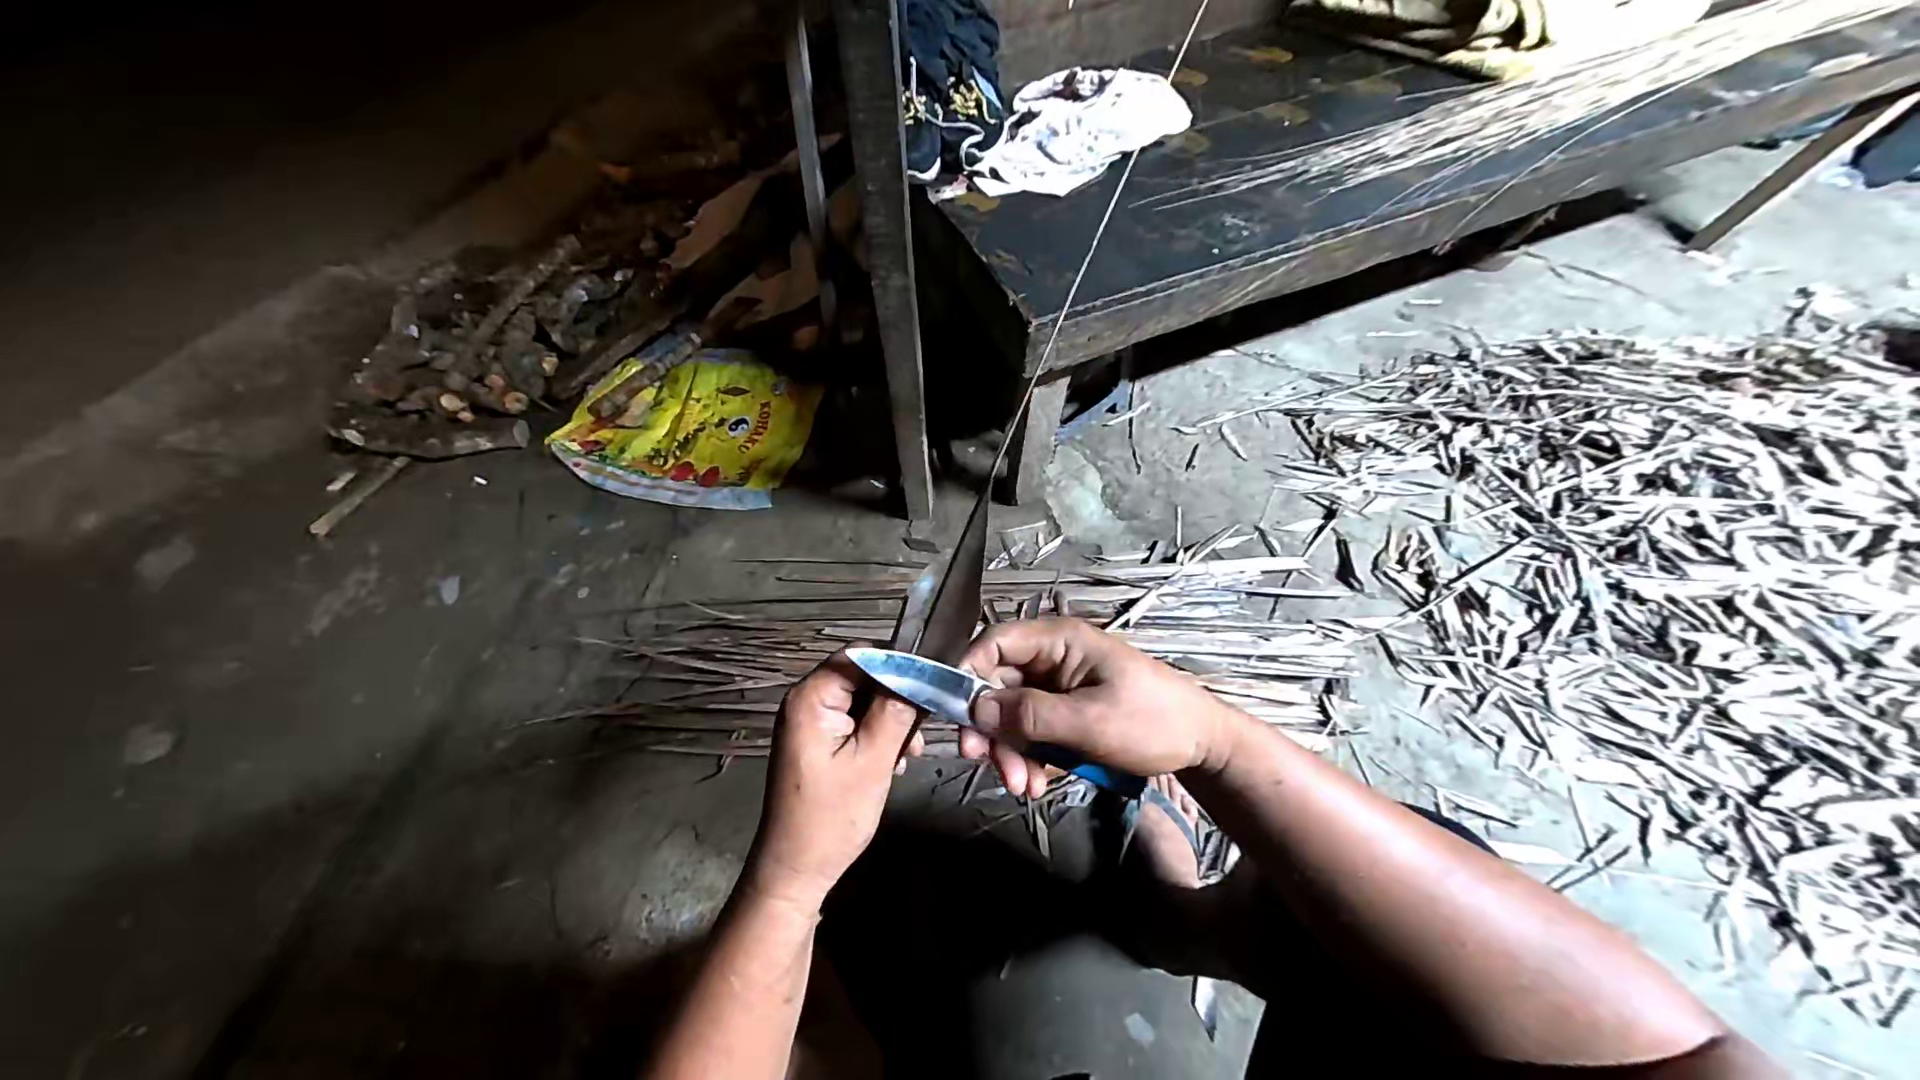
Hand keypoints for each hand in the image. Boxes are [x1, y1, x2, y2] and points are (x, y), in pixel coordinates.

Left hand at [742, 652, 920, 910]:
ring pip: (864, 699)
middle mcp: (806, 702)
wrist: (796, 871)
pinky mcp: (819, 741)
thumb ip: (896, 712)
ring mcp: (811, 722)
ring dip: (891, 718)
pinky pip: (856, 720)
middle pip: (863, 675)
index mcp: (811, 699)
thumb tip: (921, 676)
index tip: (931, 680)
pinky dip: (879, 733)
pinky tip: (895, 758)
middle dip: (896, 695)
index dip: (897, 662)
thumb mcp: (873, 761)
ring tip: (911, 749)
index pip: (859, 654)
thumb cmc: (831, 818)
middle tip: (924, 723)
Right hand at [957, 618, 1246, 796]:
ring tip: (1022, 787)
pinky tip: (1035, 784)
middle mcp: (1052, 658)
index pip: (996, 642)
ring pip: (1011, 713)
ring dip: (1009, 750)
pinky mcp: (1065, 712)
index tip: (957, 715)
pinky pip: (1031, 730)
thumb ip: (1031, 714)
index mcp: (1059, 641)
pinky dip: (1027, 757)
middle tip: (984, 763)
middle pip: (998, 684)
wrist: (1202, 745)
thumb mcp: (1090, 721)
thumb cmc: (1152, 722)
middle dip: (991, 727)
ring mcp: (1058, 686)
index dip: (968, 672)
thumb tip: (977, 710)